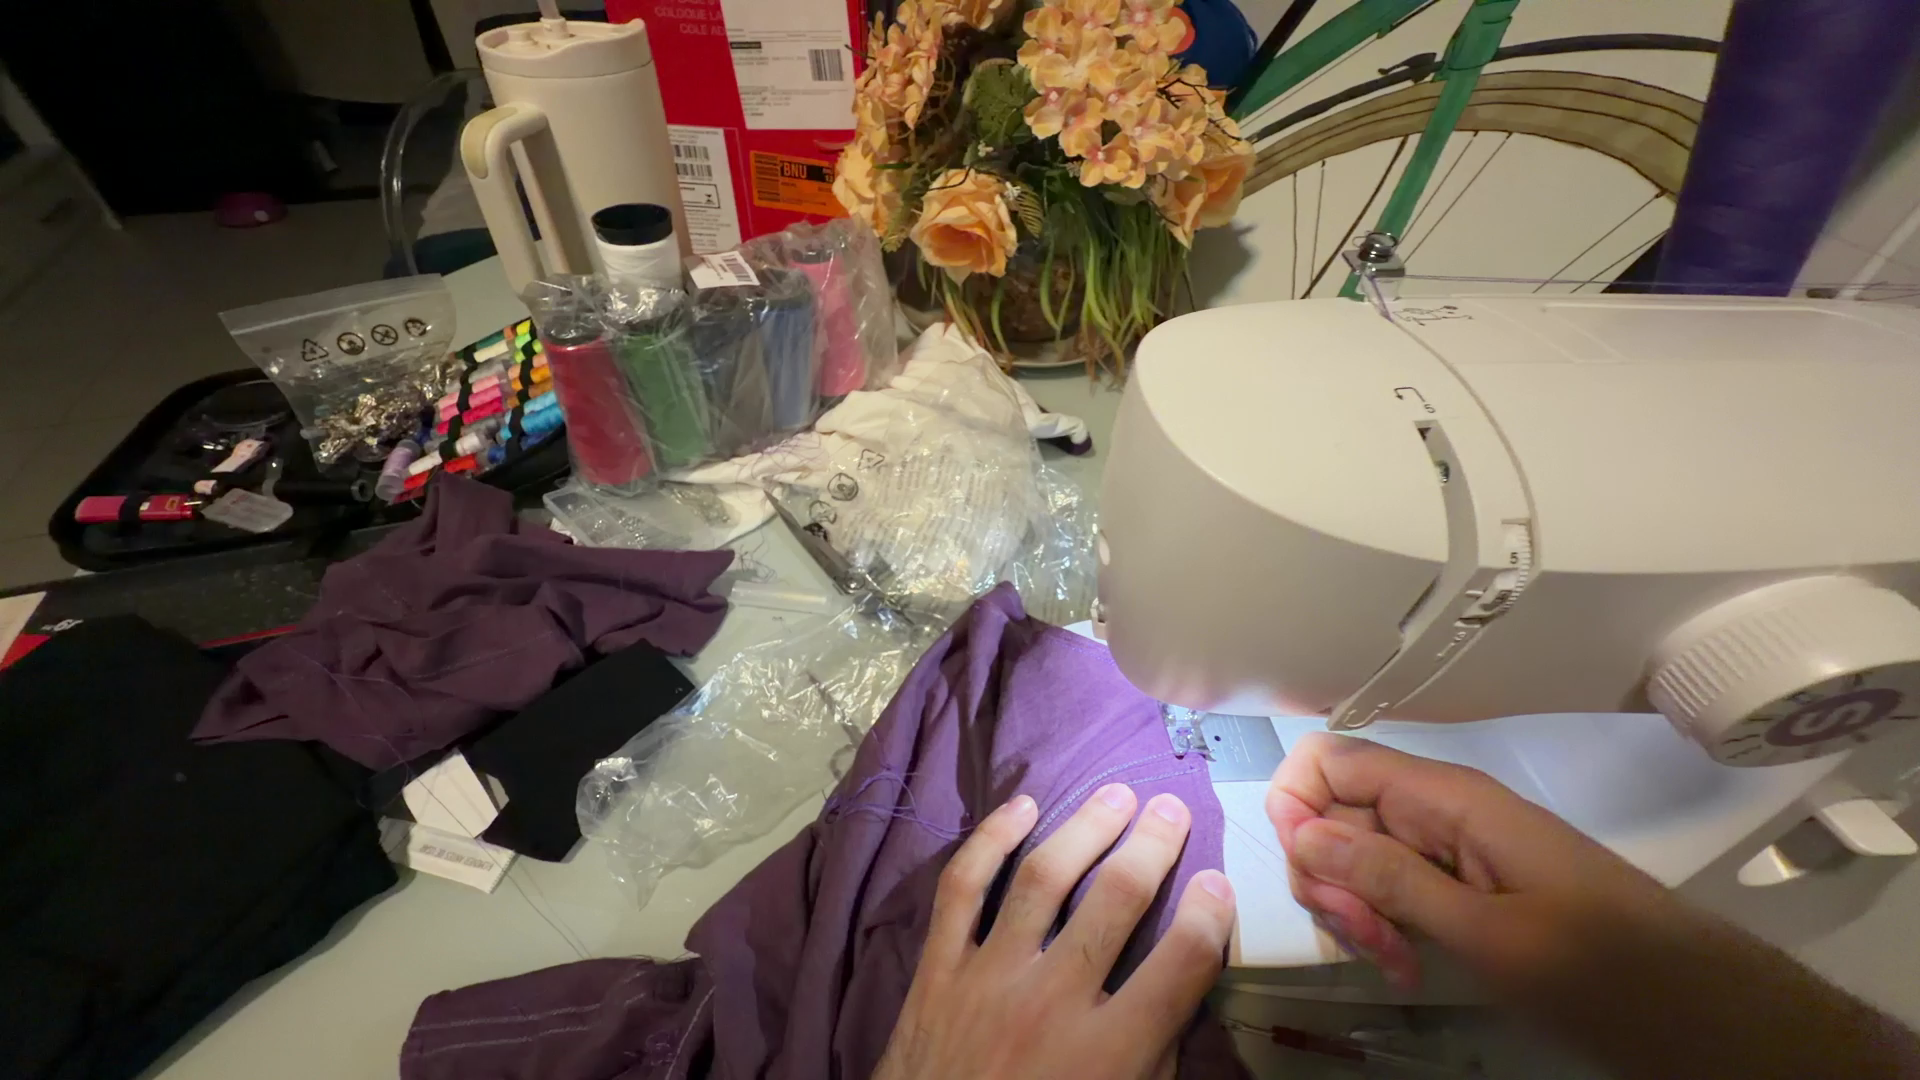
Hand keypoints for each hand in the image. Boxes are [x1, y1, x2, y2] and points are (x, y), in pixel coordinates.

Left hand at [873, 785, 1236, 1079]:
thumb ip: (1152, 1054)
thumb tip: (1179, 982)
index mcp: (1106, 1054)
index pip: (1177, 967)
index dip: (1207, 918)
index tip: (1217, 880)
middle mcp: (1049, 1001)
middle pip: (1113, 902)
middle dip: (1150, 847)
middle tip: (1170, 807)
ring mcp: (988, 975)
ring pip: (1041, 878)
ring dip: (1083, 828)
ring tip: (1115, 795)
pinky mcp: (939, 964)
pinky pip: (961, 886)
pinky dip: (989, 840)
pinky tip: (1022, 806)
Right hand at [1264, 732, 1677, 992]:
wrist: (1707, 1016)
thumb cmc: (1603, 971)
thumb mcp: (1488, 932)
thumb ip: (1387, 877)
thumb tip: (1300, 833)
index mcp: (1440, 796)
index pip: (1326, 758)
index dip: (1295, 802)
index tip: (1310, 869)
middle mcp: (1430, 807)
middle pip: (1330, 811)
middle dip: (1328, 873)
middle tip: (1365, 936)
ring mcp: (1441, 844)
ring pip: (1351, 854)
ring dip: (1352, 905)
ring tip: (1391, 959)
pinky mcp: (1452, 879)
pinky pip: (1385, 884)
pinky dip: (1379, 922)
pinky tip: (1403, 963)